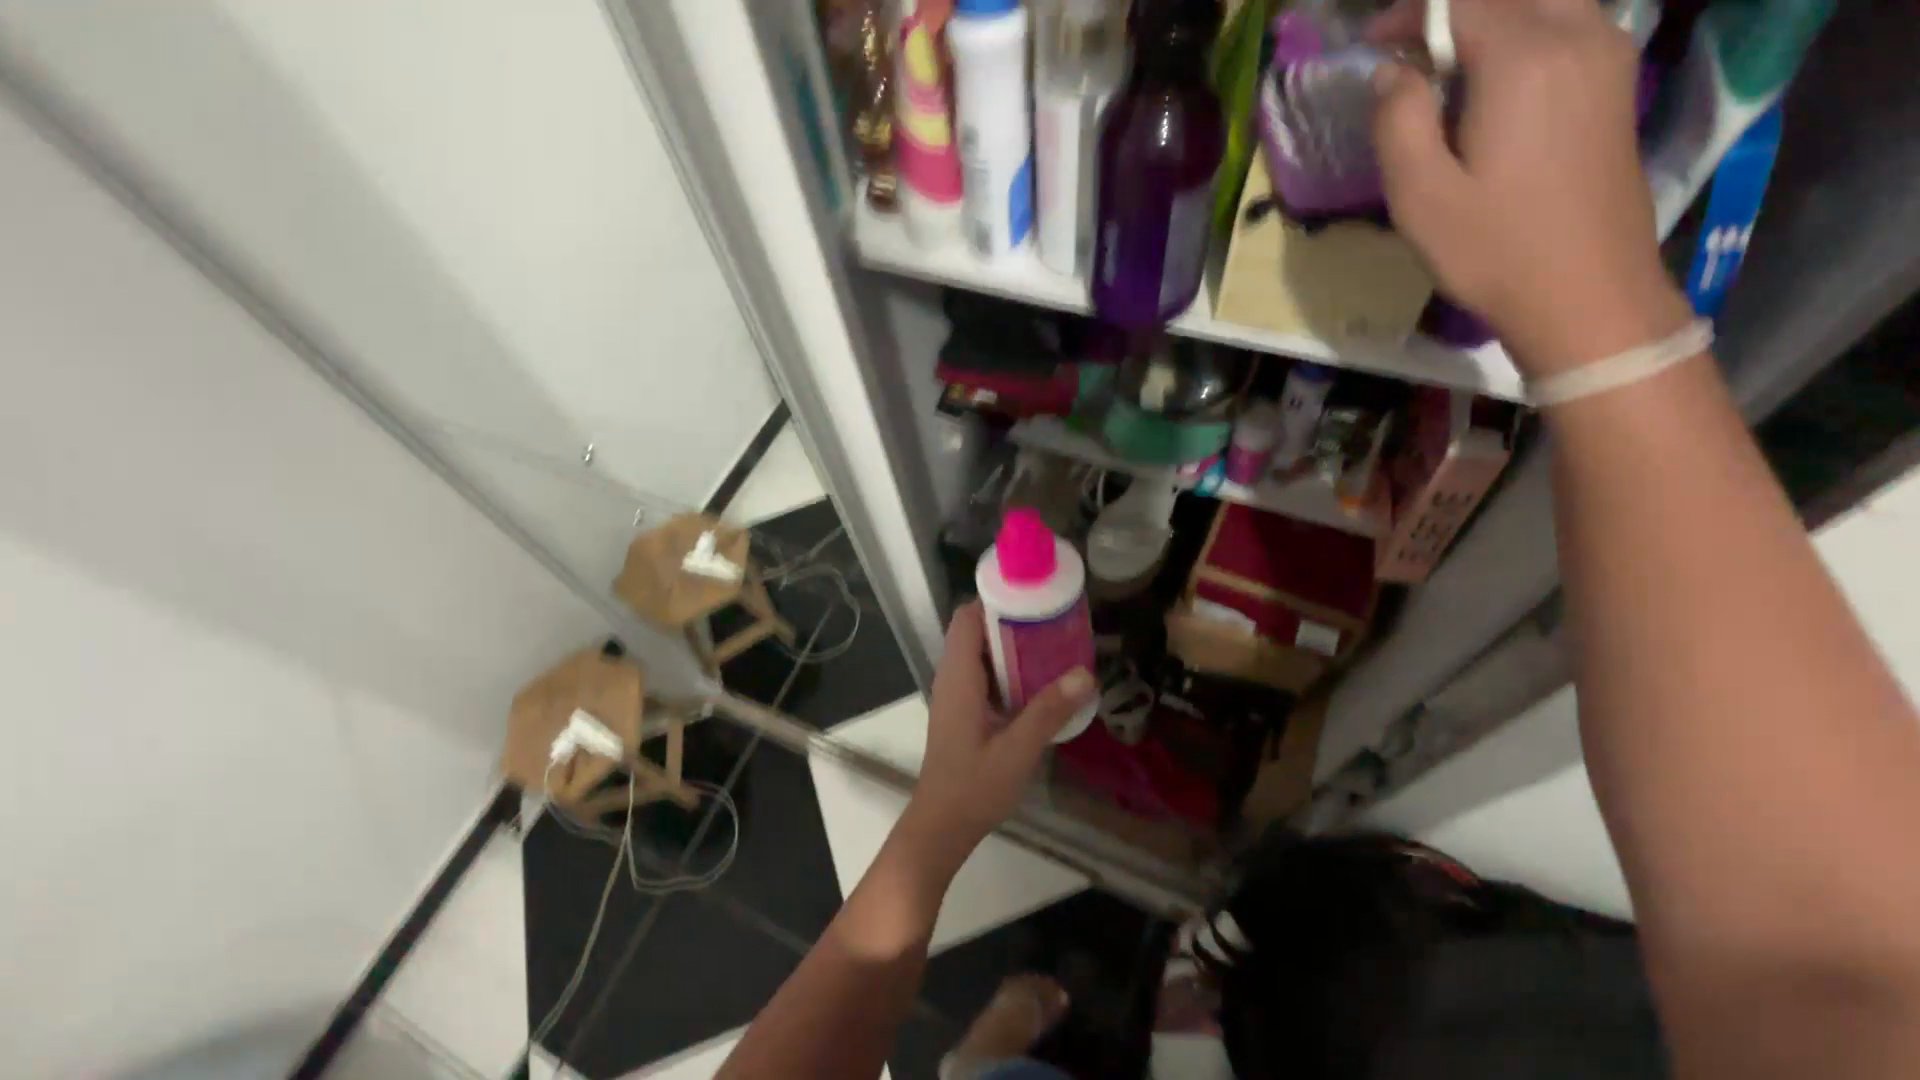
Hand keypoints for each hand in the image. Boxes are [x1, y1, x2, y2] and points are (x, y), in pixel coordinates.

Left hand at [900, 601, 1095, 869]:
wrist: (942, 826)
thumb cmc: (973, 788)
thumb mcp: (1017, 750)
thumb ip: (1048, 711)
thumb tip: (1085, 673)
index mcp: (958, 677)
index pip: (967, 617)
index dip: (997, 601)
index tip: (1036, 598)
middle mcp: (952, 678)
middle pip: (977, 631)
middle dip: (1014, 622)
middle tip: (1057, 622)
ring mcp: (956, 696)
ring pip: (982, 653)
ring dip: (1014, 647)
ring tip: (1056, 646)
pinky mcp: (964, 712)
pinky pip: (986, 675)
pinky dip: (1010, 670)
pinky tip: (1042, 684)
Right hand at [1369, 0, 1692, 374]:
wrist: (1587, 293)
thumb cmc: (1494, 250)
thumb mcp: (1420, 196)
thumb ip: (1398, 121)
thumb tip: (1391, 74)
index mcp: (1524, 60)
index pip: (1462, 0)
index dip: (1411, 14)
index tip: (1373, 45)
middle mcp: (1577, 37)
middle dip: (1454, 10)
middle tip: (1410, 53)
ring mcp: (1607, 56)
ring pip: (1546, 2)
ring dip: (1493, 21)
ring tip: (1448, 69)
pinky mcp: (1616, 83)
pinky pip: (1569, 26)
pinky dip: (1525, 34)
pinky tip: (1493, 85)